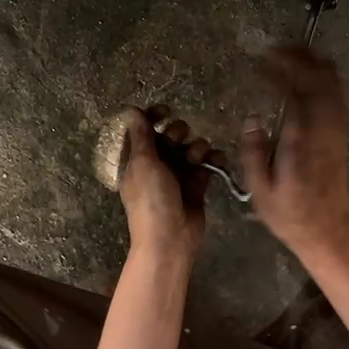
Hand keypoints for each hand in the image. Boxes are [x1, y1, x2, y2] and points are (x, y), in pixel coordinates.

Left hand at [118, 105, 218, 260]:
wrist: (171, 239)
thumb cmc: (151, 200)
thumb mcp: (143, 164)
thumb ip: (142, 136)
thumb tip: (131, 109)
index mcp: (137, 158)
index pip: (143, 128)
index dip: (153, 116)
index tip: (166, 111)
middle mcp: (156, 163)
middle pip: (170, 135)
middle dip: (178, 133)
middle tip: (180, 141)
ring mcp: (178, 173)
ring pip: (191, 147)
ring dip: (197, 147)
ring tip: (198, 158)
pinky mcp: (197, 184)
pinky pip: (207, 163)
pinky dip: (213, 159)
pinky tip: (217, 161)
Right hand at [241, 47, 348, 263]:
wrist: (327, 233)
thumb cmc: (289, 215)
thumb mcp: (260, 190)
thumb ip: (255, 153)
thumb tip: (252, 119)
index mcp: (300, 143)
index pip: (294, 95)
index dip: (280, 72)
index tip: (262, 61)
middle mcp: (323, 133)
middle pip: (319, 84)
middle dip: (300, 59)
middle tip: (277, 47)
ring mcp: (336, 134)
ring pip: (333, 88)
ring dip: (315, 65)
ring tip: (294, 51)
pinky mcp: (340, 138)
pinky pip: (338, 100)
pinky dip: (327, 80)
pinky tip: (314, 73)